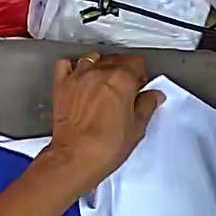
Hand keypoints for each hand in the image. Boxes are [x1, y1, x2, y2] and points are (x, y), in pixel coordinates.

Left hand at [31, 52, 163, 198]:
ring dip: (100, 66)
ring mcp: (78, 76)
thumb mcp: (137, 127)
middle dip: (123, 70)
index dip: (140, 75)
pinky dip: (73, 66)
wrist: (75, 157)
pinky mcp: (61, 85)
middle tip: (125, 90)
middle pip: (116, 59)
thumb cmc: (106, 145)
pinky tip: (79, 76)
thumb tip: (154, 96)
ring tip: (103, 83)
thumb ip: (147, 105)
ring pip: (93, 58)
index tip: (139, 87)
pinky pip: (65, 64)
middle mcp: (100, 72)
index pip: (136, 62)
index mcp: (123, 78)